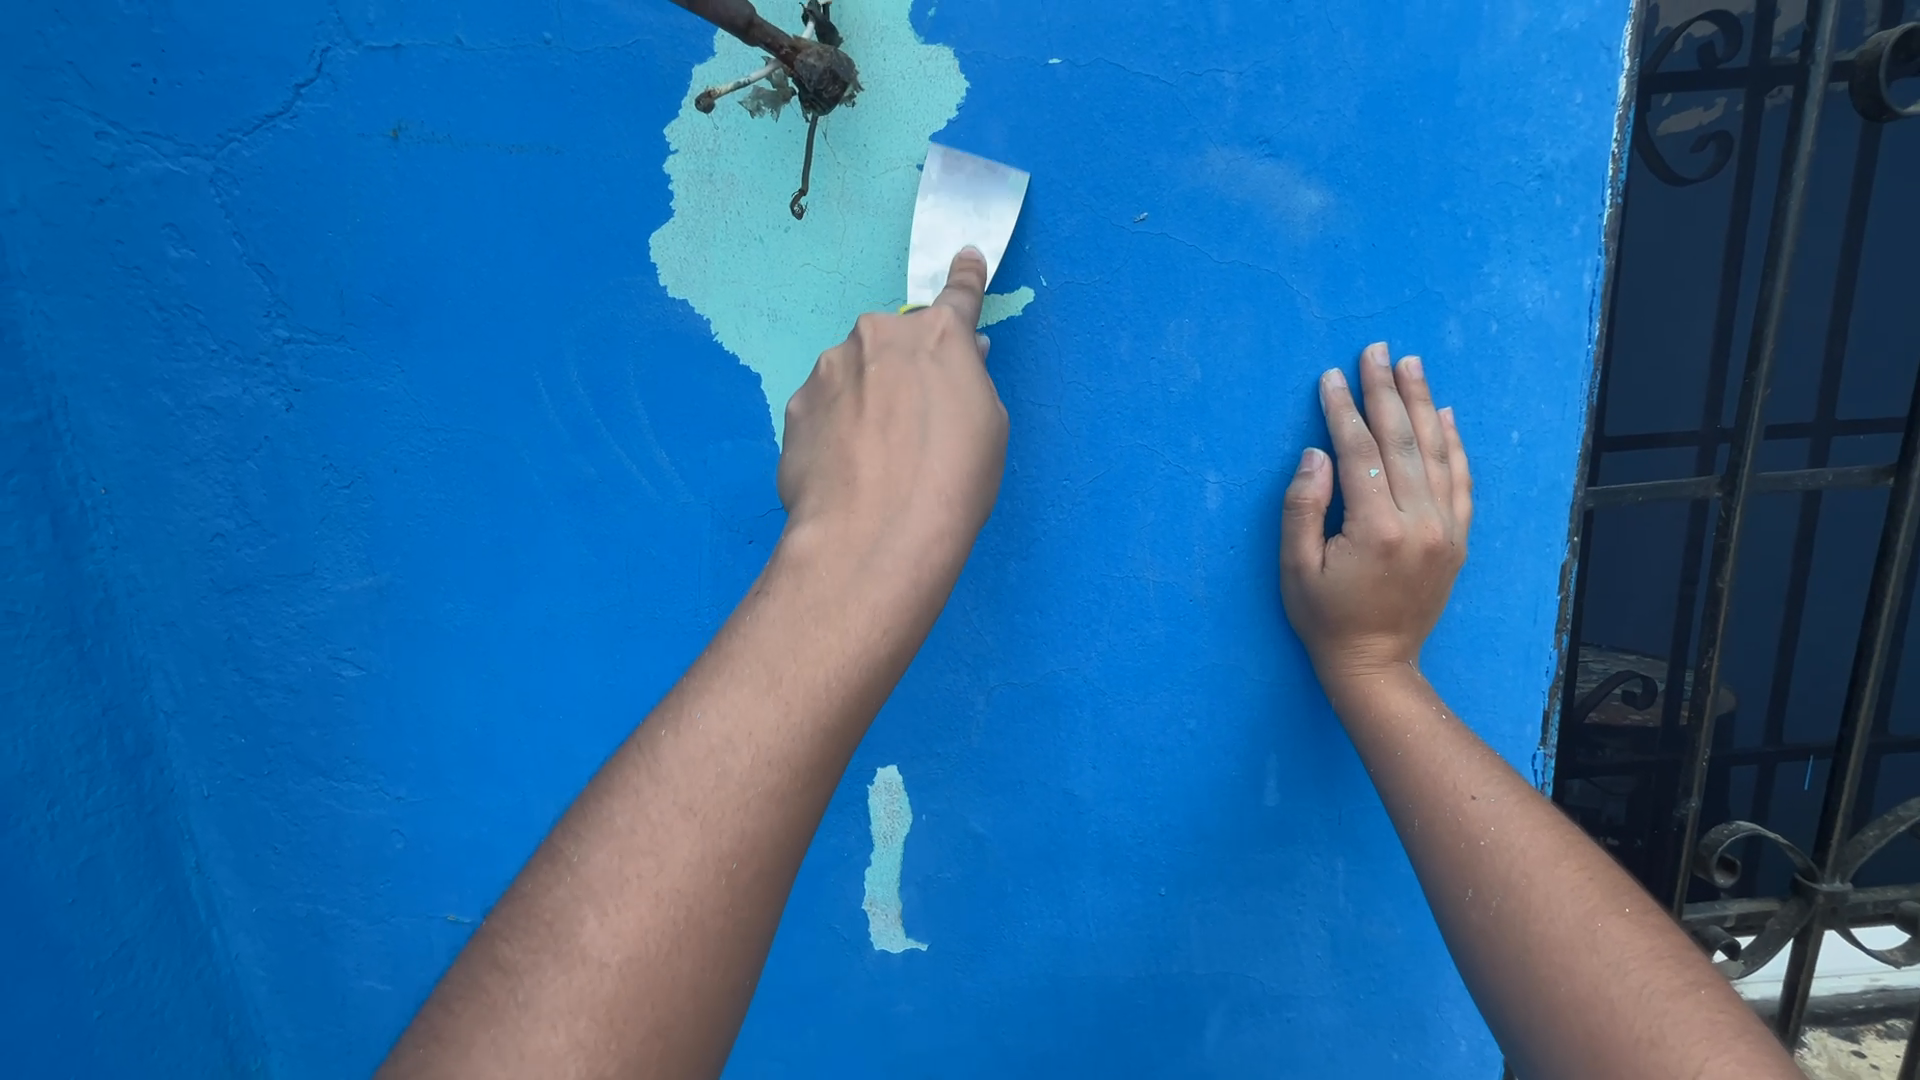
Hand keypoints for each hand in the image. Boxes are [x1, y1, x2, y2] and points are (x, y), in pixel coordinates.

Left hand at [775, 249, 1007, 581]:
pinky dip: (835, 431)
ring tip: (873, 461)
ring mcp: (828, 369)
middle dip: (902, 372)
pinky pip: (824, 410)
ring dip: (864, 402)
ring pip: (853, 377)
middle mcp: (877, 337)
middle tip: (911, 426)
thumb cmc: (953, 482)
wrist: (874, 535)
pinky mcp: (796, 407)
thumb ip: (970, 382)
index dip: (965, 279)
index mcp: (936, 337)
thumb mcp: (988, 429)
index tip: (965, 257)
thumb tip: (963, 357)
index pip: (958, 298)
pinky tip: (844, 472)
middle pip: (894, 345)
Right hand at [1280, 342, 1471, 682]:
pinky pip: (1461, 480)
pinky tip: (1445, 414)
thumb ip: (1304, 508)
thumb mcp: (1294, 568)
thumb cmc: (1324, 617)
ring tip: (1411, 365)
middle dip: (1386, 392)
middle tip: (1377, 350)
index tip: (1331, 376)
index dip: (1342, 411)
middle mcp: (1420, 521)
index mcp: (1376, 528)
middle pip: (1401, 442)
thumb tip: (1317, 454)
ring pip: (1436, 453)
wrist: (1376, 663)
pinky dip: (1454, 443)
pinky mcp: (1457, 538)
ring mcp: (1445, 529)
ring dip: (1422, 404)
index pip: (1359, 452)